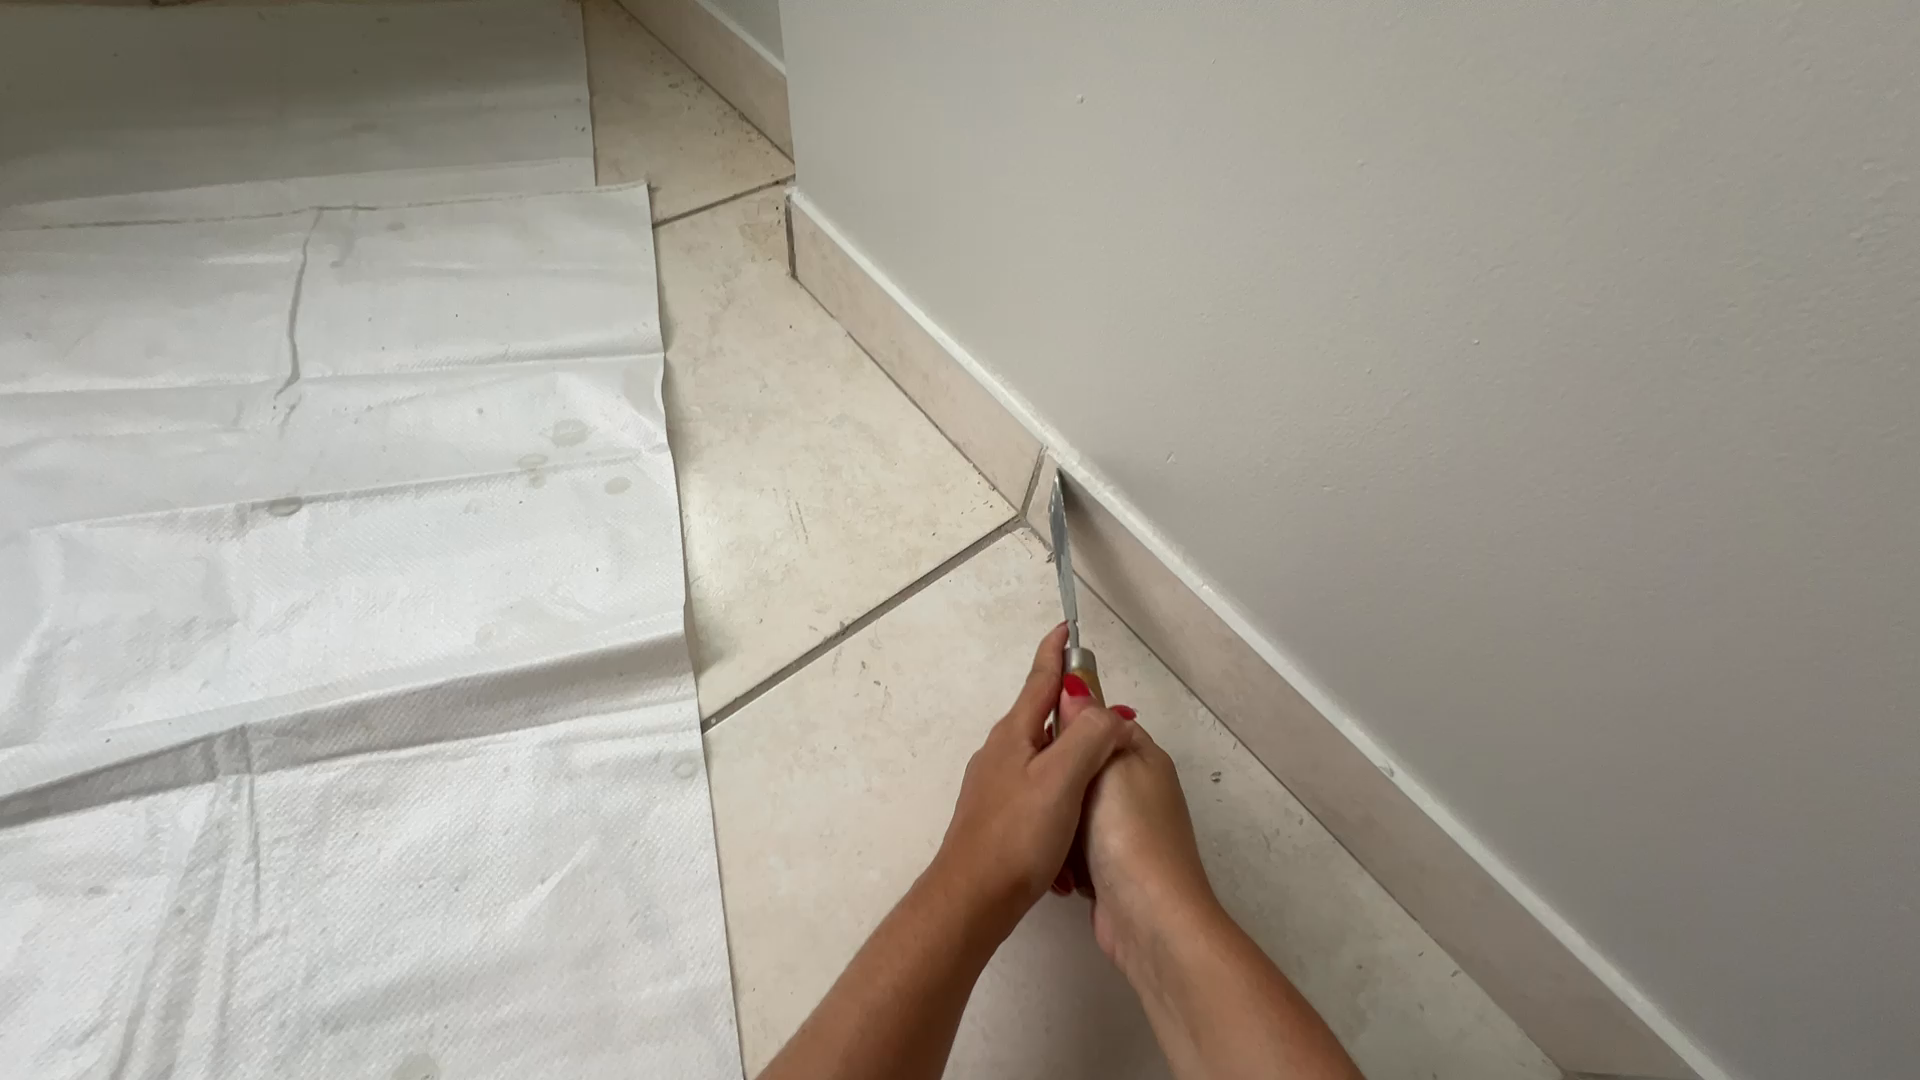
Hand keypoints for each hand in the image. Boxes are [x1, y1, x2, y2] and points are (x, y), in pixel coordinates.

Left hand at [927, 623, 1130, 938]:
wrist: (972, 897)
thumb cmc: (1018, 834)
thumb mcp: (1061, 779)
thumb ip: (1087, 737)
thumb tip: (1105, 710)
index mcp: (1015, 733)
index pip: (1041, 678)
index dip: (1057, 651)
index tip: (1067, 626)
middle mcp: (1002, 751)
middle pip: (1043, 716)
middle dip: (1075, 709)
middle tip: (1110, 713)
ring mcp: (996, 784)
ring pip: (1044, 755)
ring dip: (1073, 755)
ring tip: (1103, 770)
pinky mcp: (999, 815)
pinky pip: (1039, 788)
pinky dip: (1064, 792)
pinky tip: (1078, 820)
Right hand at [1059, 691, 1217, 974]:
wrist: (1149, 917)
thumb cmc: (1129, 831)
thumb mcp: (1110, 765)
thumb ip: (1089, 726)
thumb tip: (1074, 684)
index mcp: (1143, 757)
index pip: (1102, 724)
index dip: (1070, 724)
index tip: (1035, 733)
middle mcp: (1137, 790)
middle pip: (1083, 768)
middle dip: (1057, 777)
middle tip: (1027, 782)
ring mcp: (1124, 832)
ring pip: (1073, 808)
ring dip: (1057, 819)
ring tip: (1033, 821)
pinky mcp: (1110, 867)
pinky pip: (1075, 845)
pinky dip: (1063, 853)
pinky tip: (1048, 859)